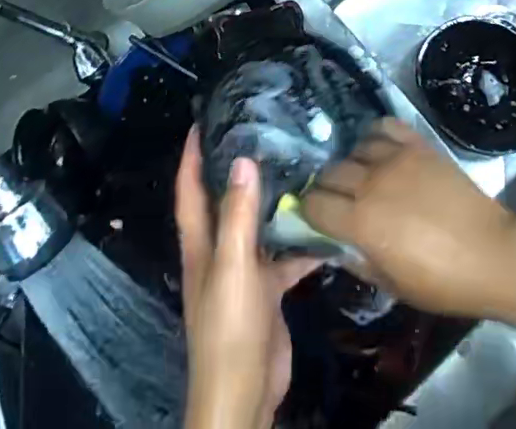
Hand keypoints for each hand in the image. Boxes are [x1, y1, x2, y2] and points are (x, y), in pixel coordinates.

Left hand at [177, 127, 320, 428]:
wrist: (244, 393)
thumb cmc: (229, 326)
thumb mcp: (233, 266)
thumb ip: (238, 215)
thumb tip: (242, 161)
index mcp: (200, 243)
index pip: (189, 189)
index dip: (191, 156)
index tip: (201, 122)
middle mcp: (218, 251)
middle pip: (224, 202)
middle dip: (235, 170)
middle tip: (260, 135)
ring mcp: (243, 272)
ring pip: (256, 227)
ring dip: (272, 204)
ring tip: (299, 171)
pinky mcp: (266, 292)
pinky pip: (283, 259)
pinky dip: (300, 245)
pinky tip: (325, 230)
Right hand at [300, 118, 515, 319]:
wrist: (495, 256)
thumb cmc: (443, 282)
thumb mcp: (392, 285)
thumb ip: (356, 260)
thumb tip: (334, 246)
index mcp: (360, 221)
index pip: (314, 204)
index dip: (310, 212)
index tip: (317, 219)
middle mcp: (371, 183)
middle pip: (330, 173)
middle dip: (327, 188)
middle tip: (340, 201)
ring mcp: (396, 159)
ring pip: (355, 149)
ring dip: (352, 164)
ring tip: (364, 177)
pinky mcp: (418, 146)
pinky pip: (385, 127)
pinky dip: (376, 135)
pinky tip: (381, 150)